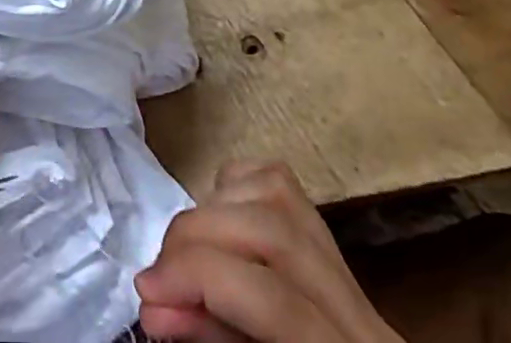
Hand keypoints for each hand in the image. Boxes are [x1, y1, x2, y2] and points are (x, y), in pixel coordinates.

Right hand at [136, 161, 403, 342]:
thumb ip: (210, 338)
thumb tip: (153, 302)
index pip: (273, 297)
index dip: (197, 278)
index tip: (147, 291)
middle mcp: (363, 313)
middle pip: (271, 230)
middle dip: (195, 237)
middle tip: (159, 272)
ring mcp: (350, 270)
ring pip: (277, 193)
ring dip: (210, 209)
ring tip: (186, 251)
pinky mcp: (331, 242)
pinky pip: (279, 184)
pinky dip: (231, 186)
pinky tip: (214, 220)